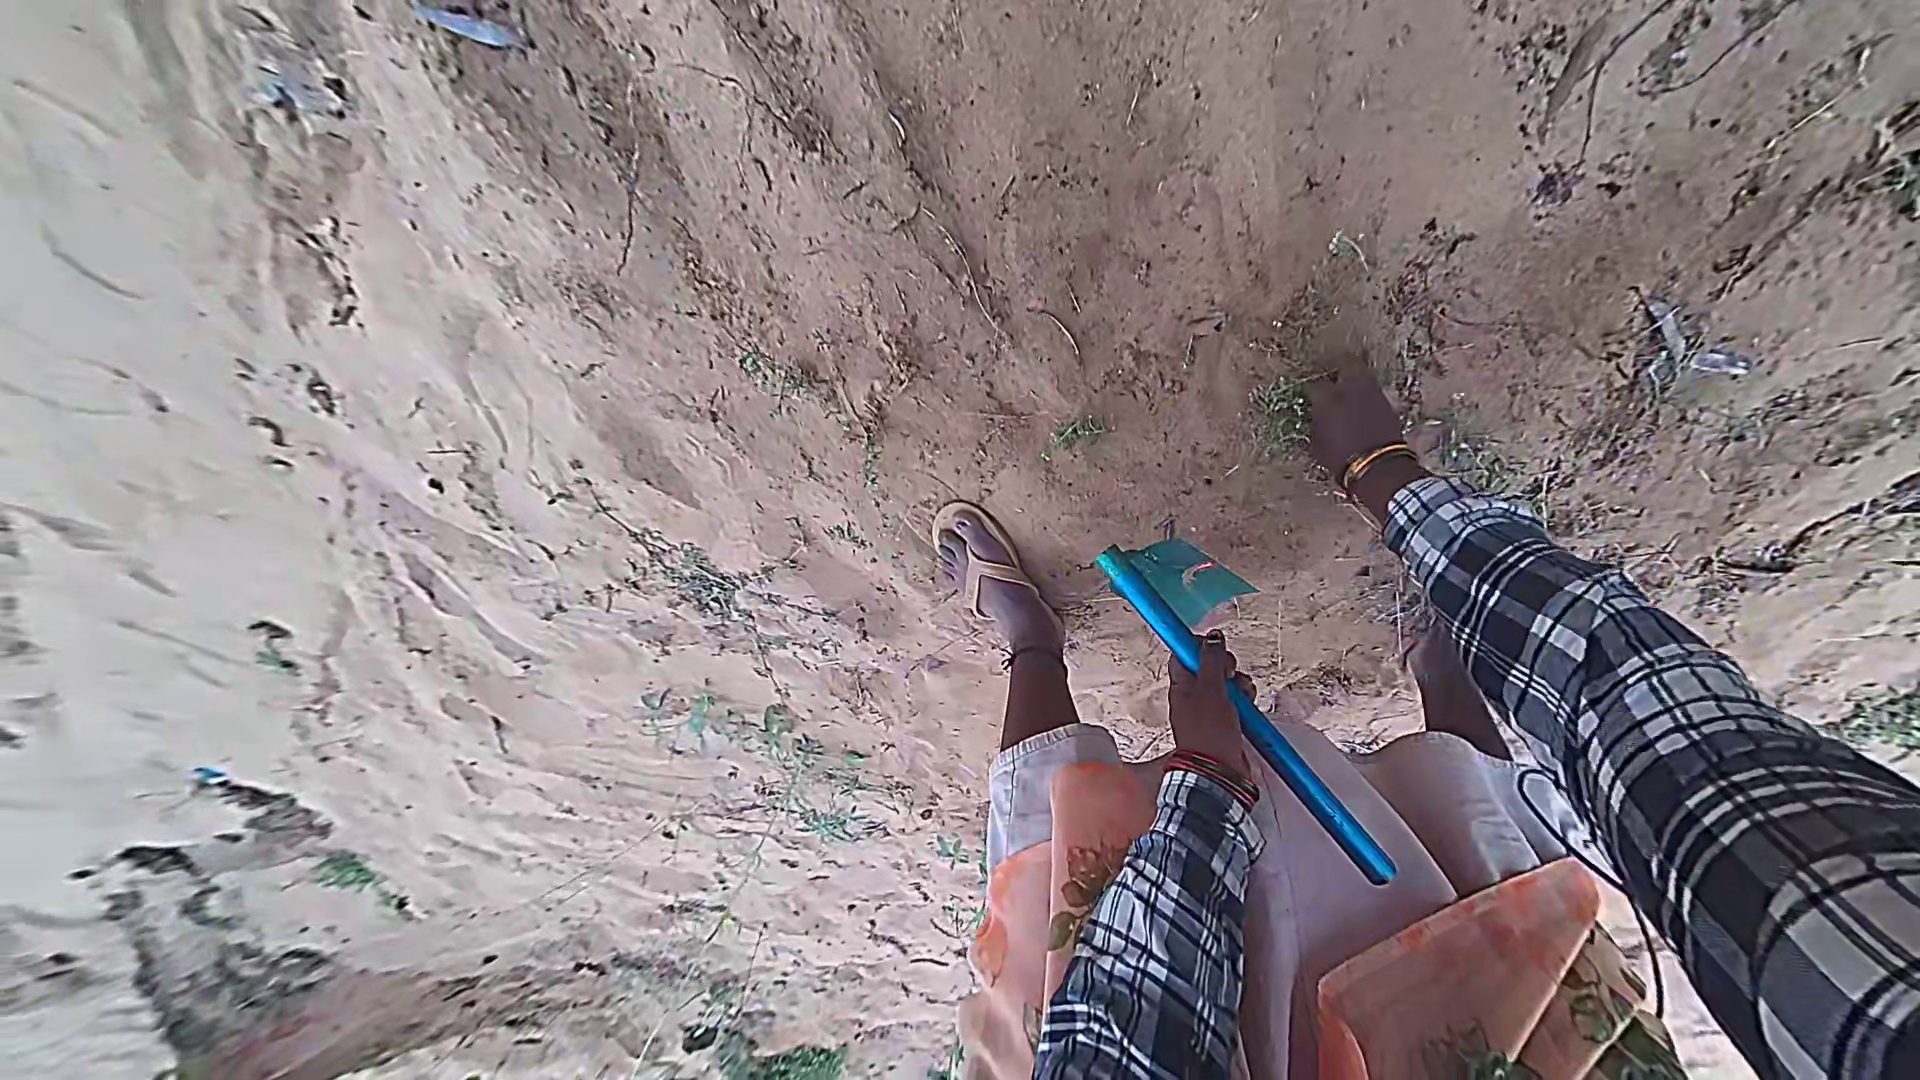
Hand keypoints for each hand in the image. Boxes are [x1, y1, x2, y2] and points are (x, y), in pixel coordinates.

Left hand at [1168, 633, 1253, 777]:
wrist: (1220, 772)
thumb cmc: (1208, 733)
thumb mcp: (1210, 690)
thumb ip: (1211, 662)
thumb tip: (1211, 637)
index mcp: (1181, 684)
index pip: (1185, 654)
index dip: (1200, 646)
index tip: (1215, 647)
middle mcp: (1193, 695)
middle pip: (1210, 667)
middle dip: (1226, 667)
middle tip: (1231, 674)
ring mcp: (1210, 708)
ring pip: (1227, 684)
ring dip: (1239, 685)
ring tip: (1242, 696)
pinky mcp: (1227, 721)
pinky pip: (1237, 702)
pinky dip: (1245, 702)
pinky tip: (1248, 709)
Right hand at [1306, 365, 1405, 479]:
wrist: (1376, 466)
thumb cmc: (1338, 457)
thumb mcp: (1316, 444)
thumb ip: (1315, 425)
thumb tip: (1314, 418)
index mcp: (1327, 400)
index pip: (1314, 386)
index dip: (1310, 389)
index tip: (1308, 395)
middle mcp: (1350, 390)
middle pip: (1347, 365)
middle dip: (1340, 368)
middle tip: (1333, 378)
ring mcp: (1372, 395)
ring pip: (1364, 376)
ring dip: (1356, 379)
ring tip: (1348, 390)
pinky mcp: (1387, 403)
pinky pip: (1373, 391)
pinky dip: (1366, 395)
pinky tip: (1361, 405)